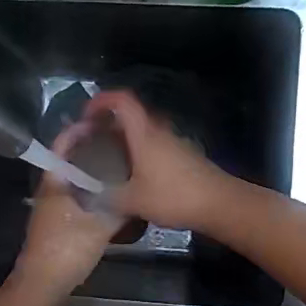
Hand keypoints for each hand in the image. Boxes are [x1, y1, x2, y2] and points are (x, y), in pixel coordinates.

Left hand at [11, 125, 125, 297]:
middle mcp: (51, 191)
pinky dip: (93, 192)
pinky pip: (78, 198)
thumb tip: (138, 192)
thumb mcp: (99, 225)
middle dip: (91, 150)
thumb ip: (118, 207)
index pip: (63, 146)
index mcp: (55, 184)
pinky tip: (112, 196)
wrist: (43, 285)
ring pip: (74, 182)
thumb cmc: (66, 249)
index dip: (79, 131)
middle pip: (70, 162)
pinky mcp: (59, 224)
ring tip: (120, 165)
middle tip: (119, 142)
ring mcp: (53, 209)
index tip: (102, 121)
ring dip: (93, 172)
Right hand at [84, 90, 237, 231]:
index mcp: (144, 134)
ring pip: (144, 133)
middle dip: (108, 125)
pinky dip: (140, 153)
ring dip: (125, 141)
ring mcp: (175, 143)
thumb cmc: (174, 196)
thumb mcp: (133, 201)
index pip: (122, 101)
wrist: (220, 204)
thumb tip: (85, 196)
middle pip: (131, 117)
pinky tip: (135, 176)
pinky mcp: (184, 156)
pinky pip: (156, 146)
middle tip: (91, 143)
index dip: (101, 101)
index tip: (85, 116)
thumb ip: (105, 197)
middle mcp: (159, 132)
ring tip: (109, 162)